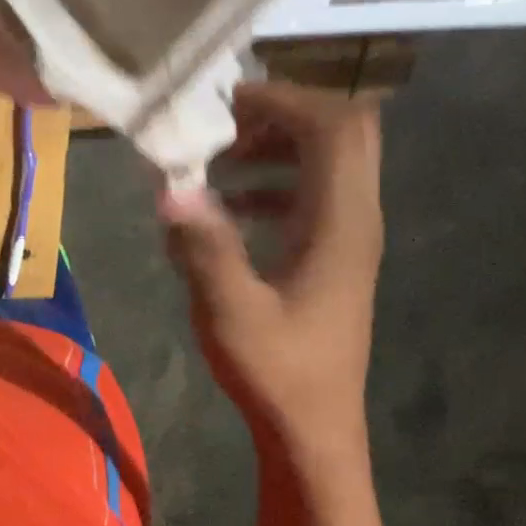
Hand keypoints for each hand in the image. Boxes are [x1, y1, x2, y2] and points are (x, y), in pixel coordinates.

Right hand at [160, 81, 383, 456]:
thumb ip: (203, 248)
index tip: (225, 101)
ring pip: (327, 167)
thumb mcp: (229, 311)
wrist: (312, 424)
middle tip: (220, 127)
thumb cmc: (275, 369)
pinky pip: (311, 201)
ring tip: (215, 166)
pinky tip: (227, 214)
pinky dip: (272, 190)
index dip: (286, 101)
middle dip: (282, 119)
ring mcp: (347, 240)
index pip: (334, 128)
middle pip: (340, 137)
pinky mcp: (331, 261)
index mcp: (340, 222)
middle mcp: (355, 219)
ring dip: (275, 153)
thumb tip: (170, 190)